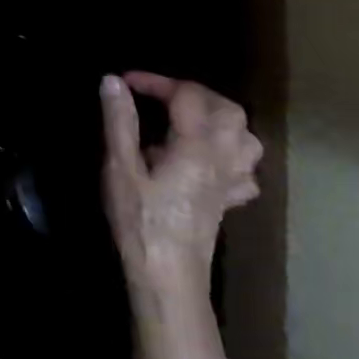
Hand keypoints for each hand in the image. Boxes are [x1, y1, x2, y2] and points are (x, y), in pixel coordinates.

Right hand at [101, 72, 262, 290]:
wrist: (168, 277)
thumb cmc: (140, 222)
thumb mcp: (120, 168)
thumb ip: (119, 122)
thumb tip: (112, 81)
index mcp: (196, 146)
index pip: (186, 95)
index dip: (155, 81)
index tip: (125, 82)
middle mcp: (222, 158)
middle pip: (226, 109)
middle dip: (192, 93)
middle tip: (159, 96)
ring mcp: (231, 181)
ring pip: (245, 137)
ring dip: (219, 118)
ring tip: (188, 120)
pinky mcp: (229, 201)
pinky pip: (245, 169)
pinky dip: (230, 153)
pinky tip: (208, 159)